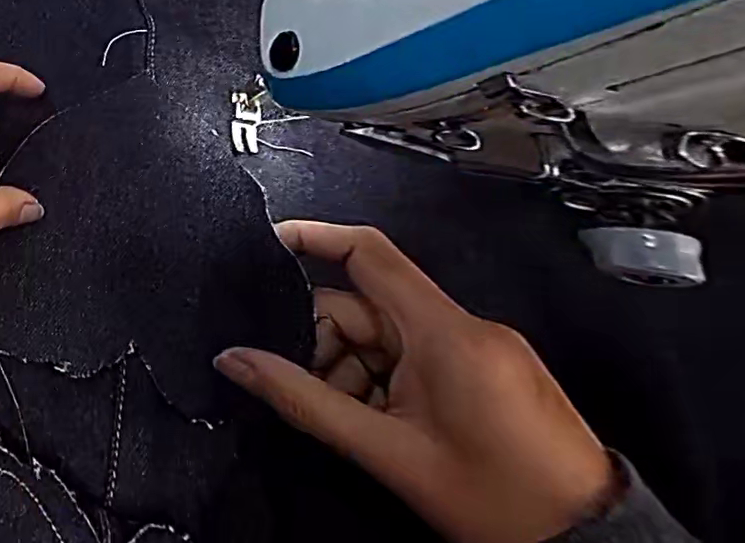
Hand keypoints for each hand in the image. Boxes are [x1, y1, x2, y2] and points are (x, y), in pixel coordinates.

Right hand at [215, 223, 614, 542]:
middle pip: (365, 304)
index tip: (275, 240)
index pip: (367, 251)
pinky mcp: (484, 365)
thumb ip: (303, 400)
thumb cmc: (507, 509)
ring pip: (385, 333)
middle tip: (313, 385)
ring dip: (354, 367)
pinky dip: (382, 377)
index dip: (314, 236)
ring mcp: (477, 346)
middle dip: (328, 340)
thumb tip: (238, 361)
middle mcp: (462, 326)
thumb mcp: (389, 453)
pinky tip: (380, 419)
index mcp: (443, 331)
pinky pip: (413, 351)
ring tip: (357, 420)